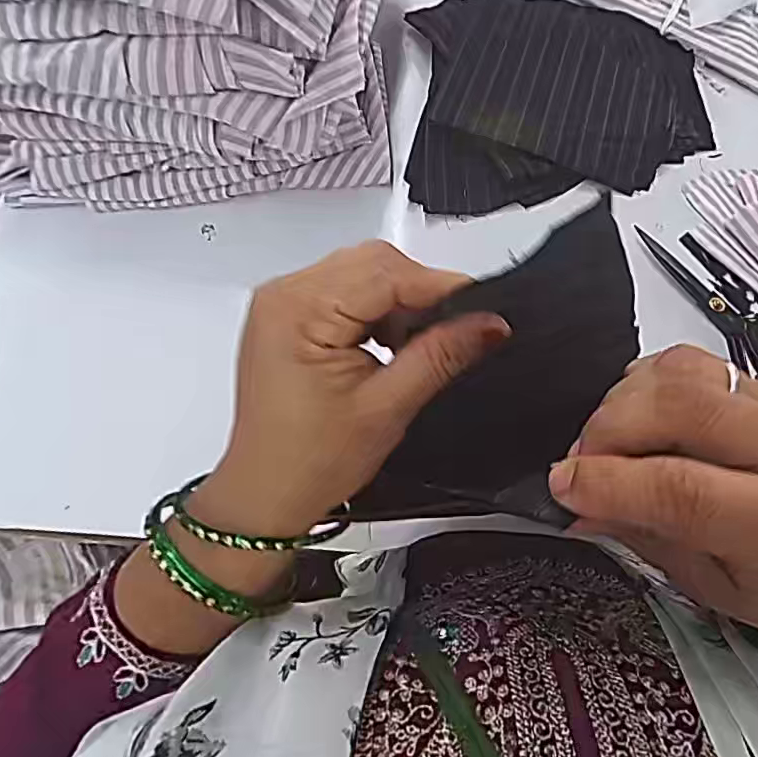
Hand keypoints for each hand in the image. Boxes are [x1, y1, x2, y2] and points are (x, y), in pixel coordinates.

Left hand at [190, 240, 510, 541]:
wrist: (269, 493)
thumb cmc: (308, 460)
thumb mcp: (389, 405)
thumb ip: (441, 354)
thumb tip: (487, 323)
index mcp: (299, 311)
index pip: (387, 273)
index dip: (442, 287)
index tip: (482, 306)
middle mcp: (283, 296)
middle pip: (375, 263)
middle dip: (421, 293)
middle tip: (452, 330)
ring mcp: (283, 303)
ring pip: (364, 272)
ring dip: (399, 303)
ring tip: (409, 348)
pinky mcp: (290, 316)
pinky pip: (347, 291)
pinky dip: (378, 310)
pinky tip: (386, 344)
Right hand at [547, 344, 757, 633]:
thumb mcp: (714, 589)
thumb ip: (645, 535)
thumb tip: (582, 499)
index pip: (688, 489)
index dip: (612, 482)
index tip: (566, 485)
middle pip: (686, 408)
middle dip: (610, 430)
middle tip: (580, 464)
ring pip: (686, 372)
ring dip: (625, 402)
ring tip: (607, 443)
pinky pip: (695, 363)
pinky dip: (649, 383)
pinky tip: (638, 417)